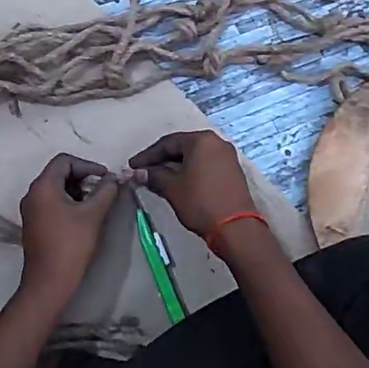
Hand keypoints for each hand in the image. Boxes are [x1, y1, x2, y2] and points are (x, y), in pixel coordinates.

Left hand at [18, 154, 120, 297]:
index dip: (88, 165)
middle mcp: (32, 194)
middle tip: (104, 190)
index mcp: (43, 186)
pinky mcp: (34, 224)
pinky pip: (52, 203)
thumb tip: (114, 178)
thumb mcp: (93, 214)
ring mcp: (31, 210)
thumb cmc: (71, 244)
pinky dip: (69, 203)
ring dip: (78, 191)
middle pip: (59, 173)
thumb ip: (106, 191)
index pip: (65, 161)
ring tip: (97, 204)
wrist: (49, 282)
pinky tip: (84, 216)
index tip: (106, 178)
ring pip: (56, 189)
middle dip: (84, 178)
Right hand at [128, 131, 257, 239]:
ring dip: (175, 167)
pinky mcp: (232, 171)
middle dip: (161, 160)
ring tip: (157, 179)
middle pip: (182, 147)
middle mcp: (217, 142)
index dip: (148, 155)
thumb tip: (139, 172)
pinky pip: (205, 165)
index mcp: (202, 140)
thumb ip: (154, 175)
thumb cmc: (200, 202)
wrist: (236, 227)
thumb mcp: (172, 188)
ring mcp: (227, 156)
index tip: (133, 166)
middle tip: (144, 172)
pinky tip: (178, 183)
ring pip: (194, 157)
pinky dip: (190, 171)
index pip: (168, 143)